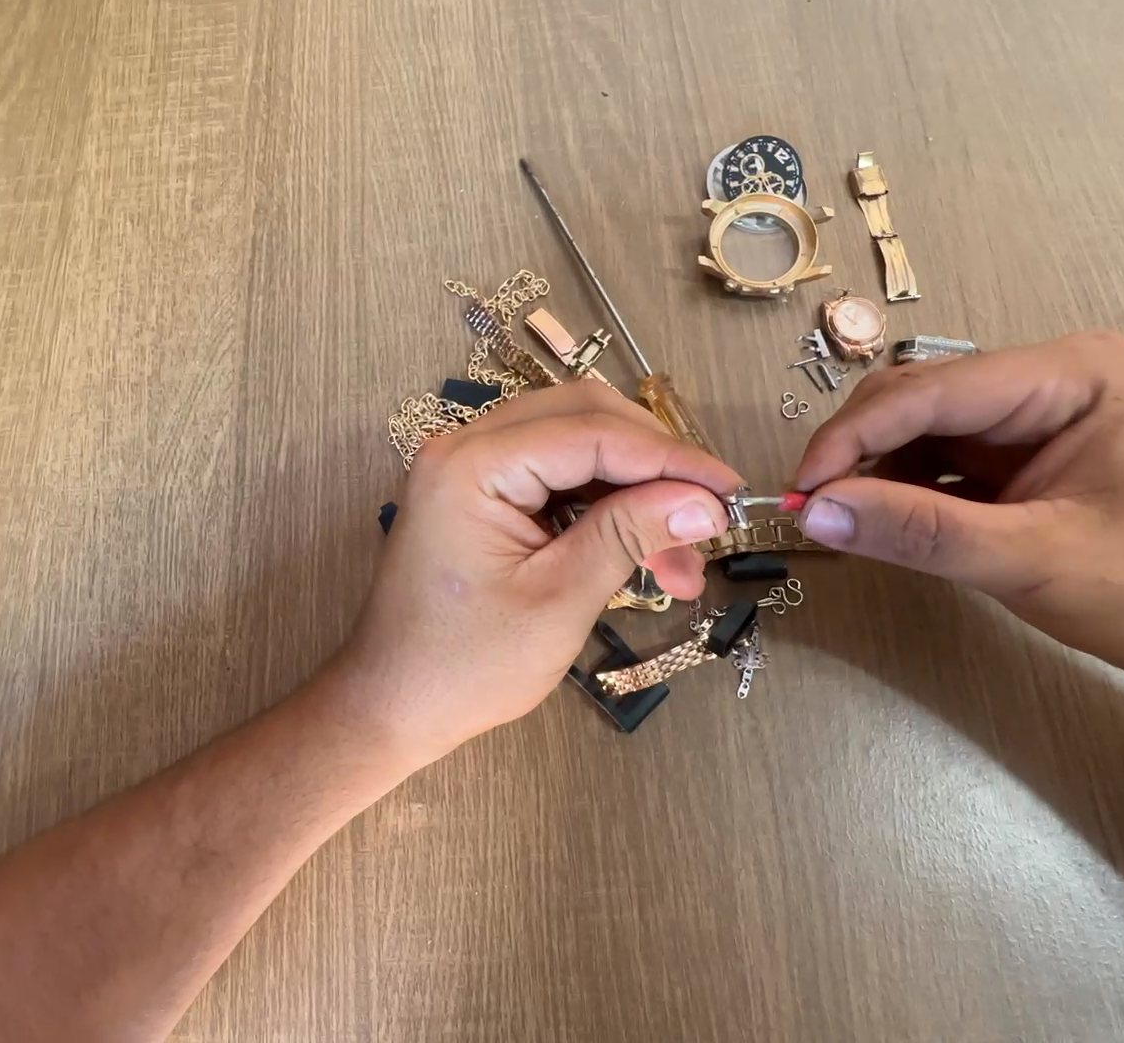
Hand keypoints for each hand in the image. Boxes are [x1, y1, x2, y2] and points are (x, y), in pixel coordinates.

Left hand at [325, 381, 742, 761]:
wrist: (393, 704)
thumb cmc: (466, 667)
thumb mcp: (559, 599)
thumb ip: (630, 534)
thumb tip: (706, 500)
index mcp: (472, 464)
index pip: (592, 432)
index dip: (670, 458)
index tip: (730, 491)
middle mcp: (465, 446)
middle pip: (584, 419)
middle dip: (653, 466)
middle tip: (705, 518)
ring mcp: (470, 468)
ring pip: (575, 447)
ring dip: (633, 492)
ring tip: (678, 561)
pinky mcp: (481, 494)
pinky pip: (555, 478)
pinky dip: (603, 508)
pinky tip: (641, 552)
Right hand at [790, 331, 1123, 677]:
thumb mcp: (1030, 561)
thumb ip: (917, 532)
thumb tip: (812, 514)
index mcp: (1071, 375)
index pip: (930, 391)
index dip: (852, 437)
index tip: (799, 491)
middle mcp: (1043, 379)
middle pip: (913, 399)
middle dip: (856, 452)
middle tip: (813, 510)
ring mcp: (1025, 416)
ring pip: (911, 428)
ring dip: (869, 473)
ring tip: (842, 521)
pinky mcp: (1010, 454)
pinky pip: (928, 458)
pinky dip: (893, 490)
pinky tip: (879, 522)